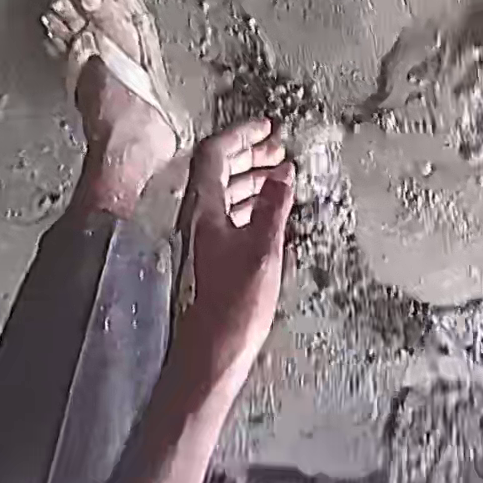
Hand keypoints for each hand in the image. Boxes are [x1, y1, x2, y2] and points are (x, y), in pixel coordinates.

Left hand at [174, 118, 293, 393]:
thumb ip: (274, 206)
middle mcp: (198, 216)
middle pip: (220, 169)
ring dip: (252, 176)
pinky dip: (252, 200)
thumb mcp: (263, 248)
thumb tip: (284, 172)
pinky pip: (231, 211)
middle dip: (250, 153)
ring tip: (281, 173)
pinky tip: (272, 207)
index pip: (216, 153)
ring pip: (226, 190)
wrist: (212, 354)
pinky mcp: (213, 253)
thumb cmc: (234, 304)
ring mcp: (204, 235)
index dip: (242, 135)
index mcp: (204, 208)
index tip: (268, 128)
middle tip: (279, 148)